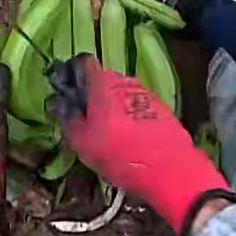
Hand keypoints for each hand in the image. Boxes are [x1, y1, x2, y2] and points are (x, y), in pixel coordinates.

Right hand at [54, 57, 231, 233]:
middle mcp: (125, 81)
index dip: (72, 75)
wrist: (174, 172)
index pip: (83, 63)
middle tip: (86, 120)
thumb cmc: (121, 154)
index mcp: (102, 83)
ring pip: (120, 94)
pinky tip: (130, 139)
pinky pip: (137, 106)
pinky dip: (130, 116)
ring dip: (112, 107)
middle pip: (102, 80)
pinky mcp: (163, 108)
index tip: (67, 93)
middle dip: (92, 95)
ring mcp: (146, 93)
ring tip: (109, 133)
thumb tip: (61, 105)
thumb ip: (69, 120)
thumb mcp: (83, 144)